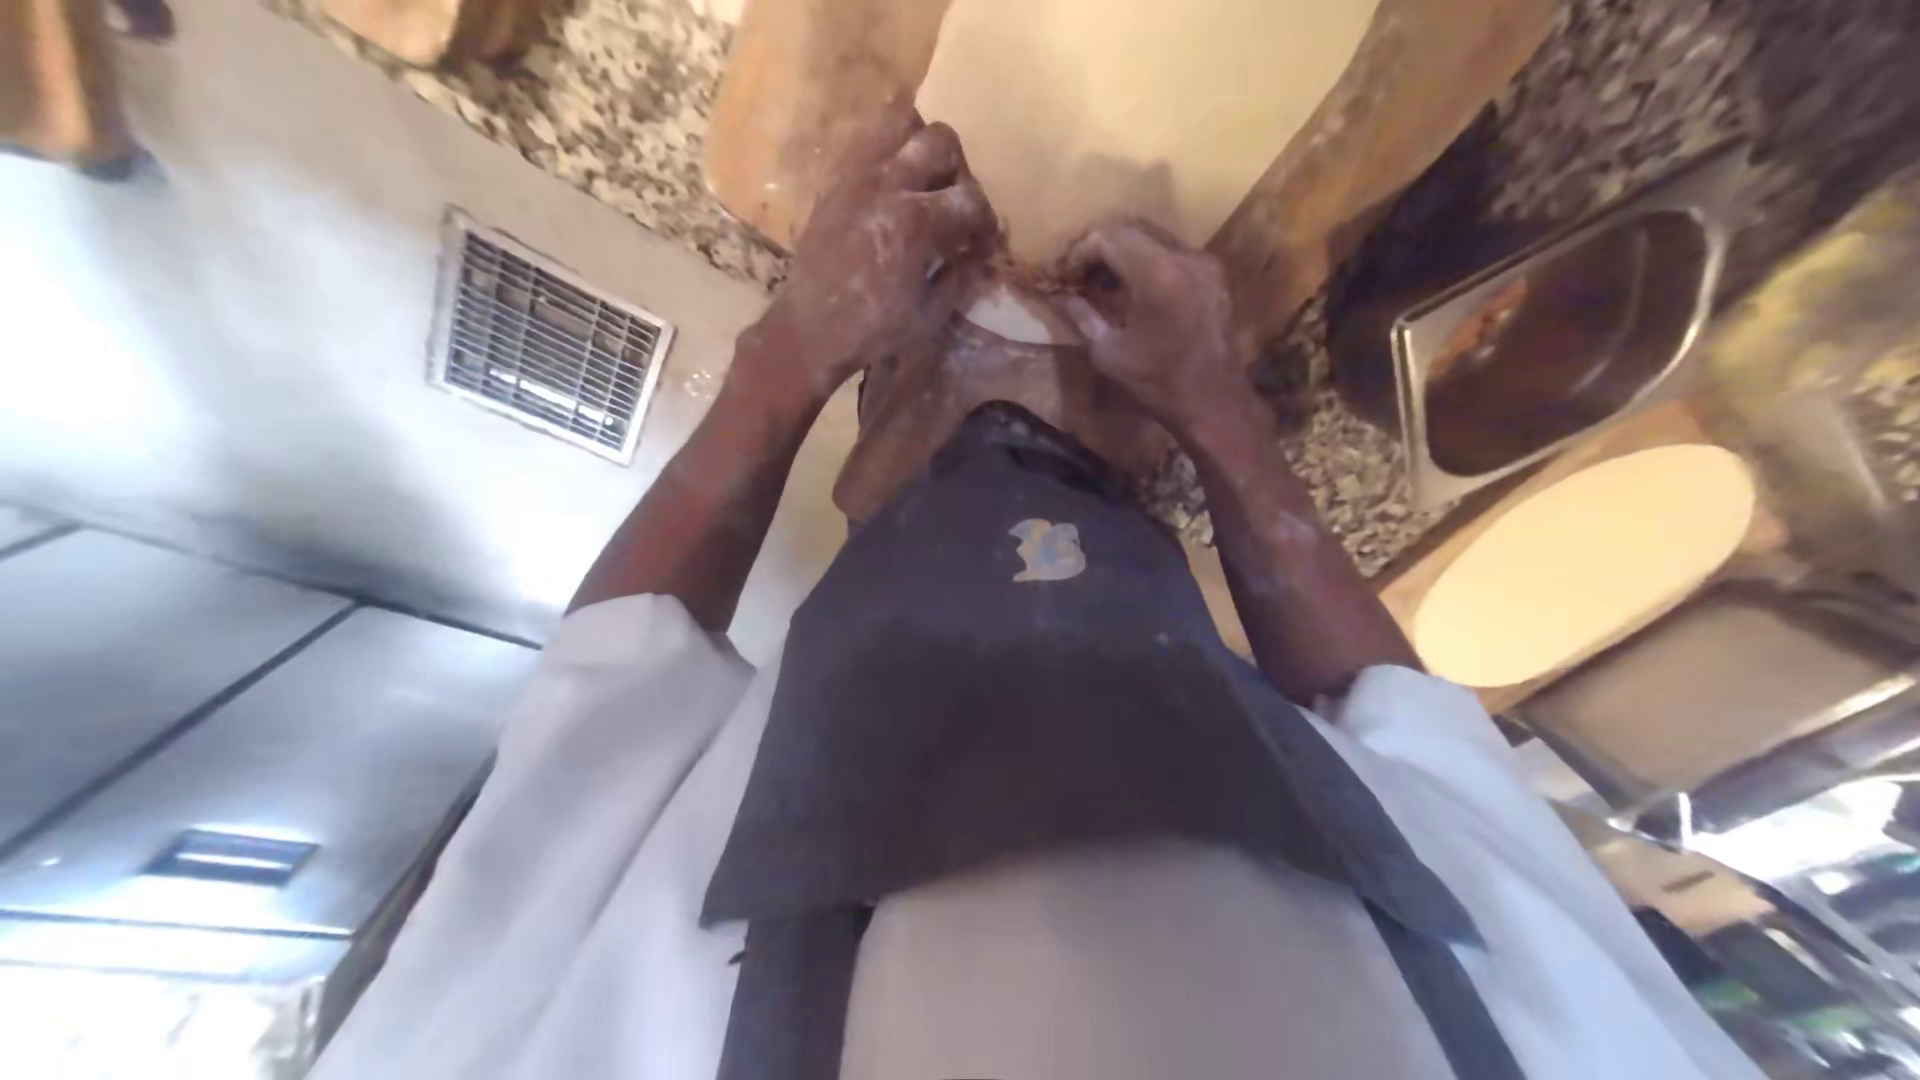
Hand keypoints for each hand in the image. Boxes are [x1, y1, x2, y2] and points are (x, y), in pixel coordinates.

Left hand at [739, 110, 996, 410]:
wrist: (809, 330)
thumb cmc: (872, 331)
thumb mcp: (928, 315)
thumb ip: (960, 278)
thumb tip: (979, 256)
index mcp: (915, 222)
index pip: (970, 200)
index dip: (986, 222)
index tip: (984, 242)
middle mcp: (888, 184)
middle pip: (941, 140)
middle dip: (960, 171)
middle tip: (956, 204)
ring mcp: (856, 175)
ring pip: (901, 121)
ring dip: (921, 144)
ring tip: (924, 181)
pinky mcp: (834, 180)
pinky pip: (867, 140)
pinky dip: (889, 150)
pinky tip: (893, 186)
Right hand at [1054, 220, 1249, 437]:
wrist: (1213, 402)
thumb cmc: (1156, 383)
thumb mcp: (1108, 353)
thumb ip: (1083, 316)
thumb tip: (1060, 296)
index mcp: (1157, 275)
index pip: (1110, 236)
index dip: (1081, 249)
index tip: (1064, 273)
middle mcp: (1185, 258)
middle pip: (1133, 229)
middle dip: (1100, 246)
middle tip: (1079, 272)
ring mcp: (1204, 263)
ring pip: (1154, 238)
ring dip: (1124, 252)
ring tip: (1102, 280)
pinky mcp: (1213, 275)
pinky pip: (1172, 254)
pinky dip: (1147, 262)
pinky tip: (1132, 288)